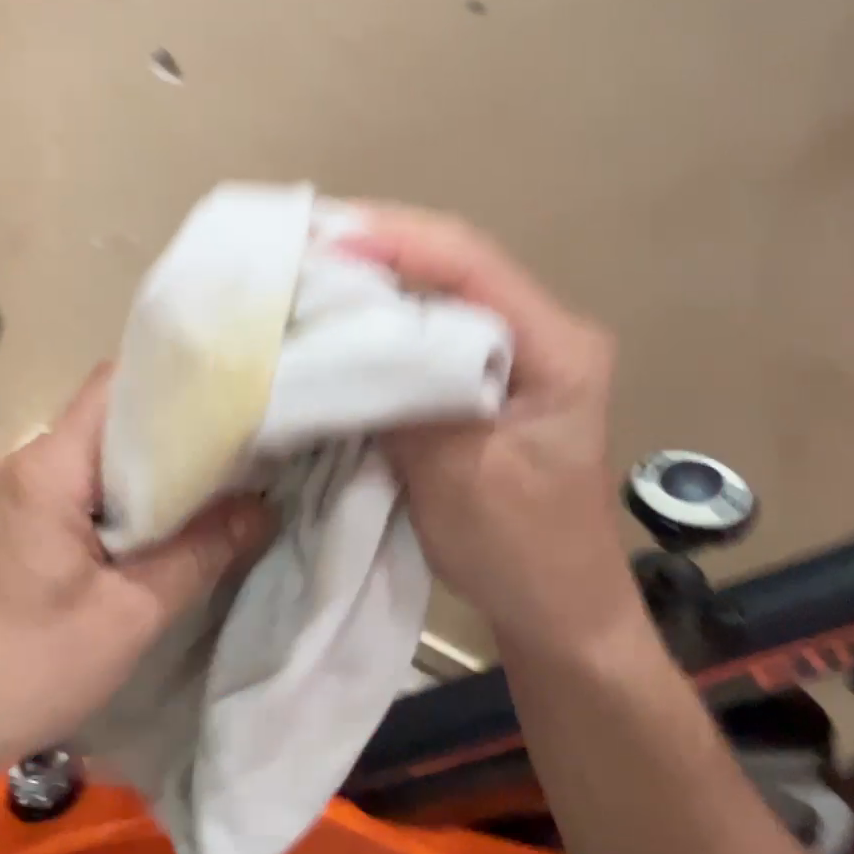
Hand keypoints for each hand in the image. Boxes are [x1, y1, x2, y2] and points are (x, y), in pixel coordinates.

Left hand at [0, 365, 275, 773]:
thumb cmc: (29, 666)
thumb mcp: (129, 616)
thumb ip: (199, 553)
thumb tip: (261, 507)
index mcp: (45, 469)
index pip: (111, 389)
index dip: (170, 389)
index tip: (222, 408)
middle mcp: (14, 465)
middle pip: (98, 426)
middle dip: (161, 442)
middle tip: (224, 463)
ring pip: (78, 462)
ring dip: (129, 480)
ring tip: (190, 501)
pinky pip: (53, 492)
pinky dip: (95, 504)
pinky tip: (128, 539)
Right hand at [342, 207, 641, 655]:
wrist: (556, 611)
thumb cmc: (520, 549)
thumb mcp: (459, 473)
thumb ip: (404, 397)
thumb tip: (333, 340)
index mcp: (557, 346)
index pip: (471, 264)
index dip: (394, 242)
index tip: (322, 244)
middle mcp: (538, 330)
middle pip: (450, 261)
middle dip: (373, 244)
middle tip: (296, 242)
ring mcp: (508, 350)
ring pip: (431, 289)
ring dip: (368, 274)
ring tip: (302, 265)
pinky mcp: (476, 374)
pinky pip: (420, 326)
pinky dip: (372, 315)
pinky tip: (329, 313)